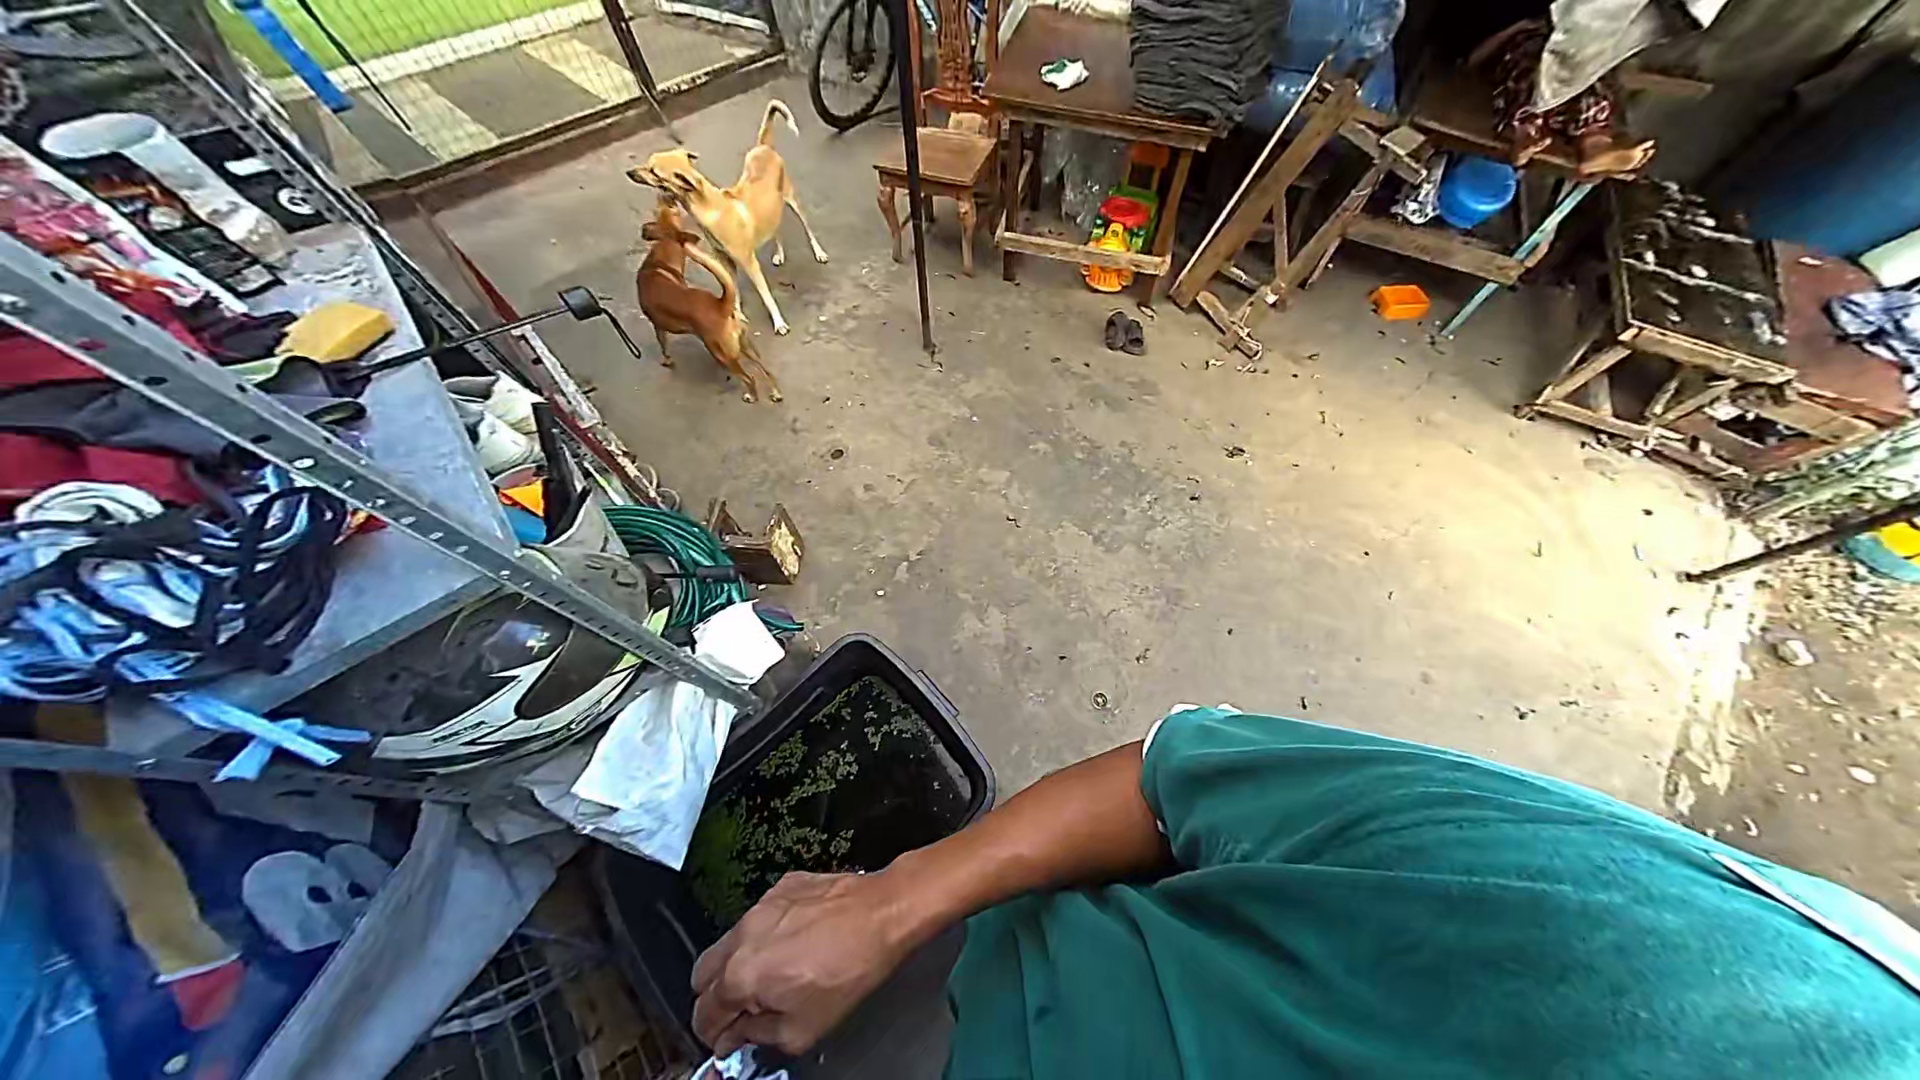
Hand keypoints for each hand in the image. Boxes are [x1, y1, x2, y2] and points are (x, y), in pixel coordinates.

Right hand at [691, 870, 919, 1057]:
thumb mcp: (802, 1030)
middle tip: (742, 1010)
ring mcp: (762, 904)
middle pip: (703, 974)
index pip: (703, 1014)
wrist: (882, 913)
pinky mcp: (783, 886)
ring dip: (741, 963)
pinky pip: (760, 915)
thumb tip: (740, 1035)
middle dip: (715, 997)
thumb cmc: (850, 968)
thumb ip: (758, 1037)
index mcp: (741, 975)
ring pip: (730, 941)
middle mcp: (744, 934)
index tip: (729, 1039)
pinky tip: (797, 943)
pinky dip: (767, 933)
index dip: (714, 1035)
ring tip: (775, 975)